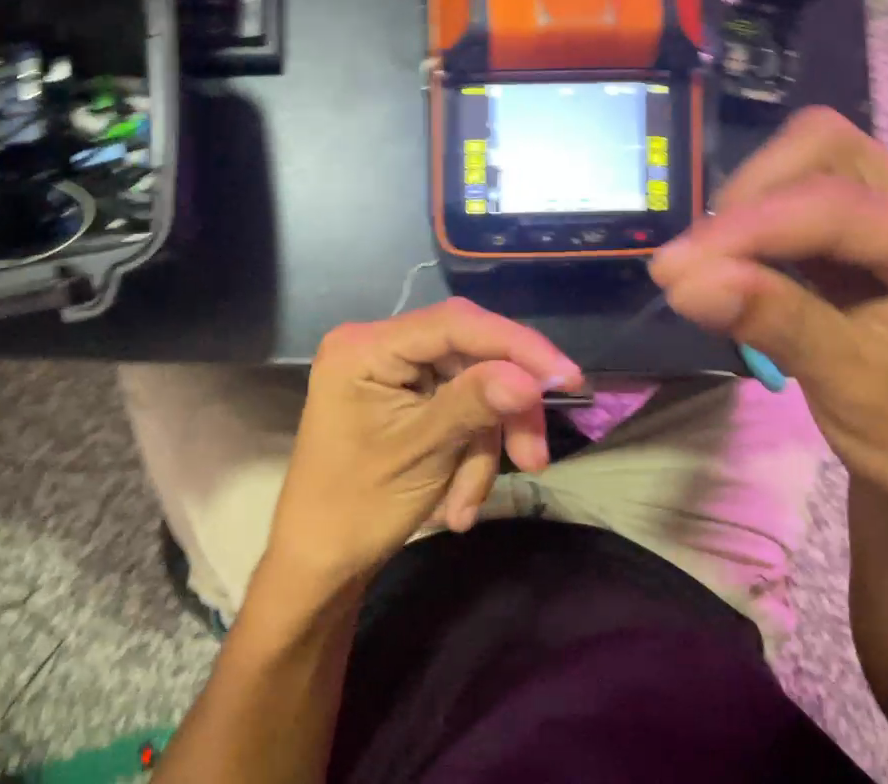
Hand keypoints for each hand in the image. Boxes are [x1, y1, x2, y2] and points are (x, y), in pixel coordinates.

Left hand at [266, 298, 580, 588]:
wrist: (319, 563)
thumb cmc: (357, 507)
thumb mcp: (422, 452)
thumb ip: (475, 405)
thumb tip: (532, 379)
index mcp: (366, 347)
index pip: (455, 324)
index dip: (517, 346)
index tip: (567, 377)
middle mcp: (378, 347)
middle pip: (470, 358)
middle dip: (502, 413)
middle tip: (534, 458)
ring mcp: (392, 373)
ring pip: (471, 391)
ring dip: (481, 451)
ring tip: (465, 507)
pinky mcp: (405, 399)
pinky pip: (457, 412)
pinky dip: (467, 456)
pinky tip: (455, 505)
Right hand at [650, 108, 887, 523]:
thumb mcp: (848, 384)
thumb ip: (772, 319)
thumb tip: (684, 280)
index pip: (841, 206)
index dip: (751, 227)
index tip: (675, 267)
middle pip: (831, 152)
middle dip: (754, 196)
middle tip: (699, 258)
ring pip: (815, 166)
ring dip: (753, 207)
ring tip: (709, 263)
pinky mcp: (877, 234)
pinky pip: (808, 199)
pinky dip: (762, 225)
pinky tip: (736, 263)